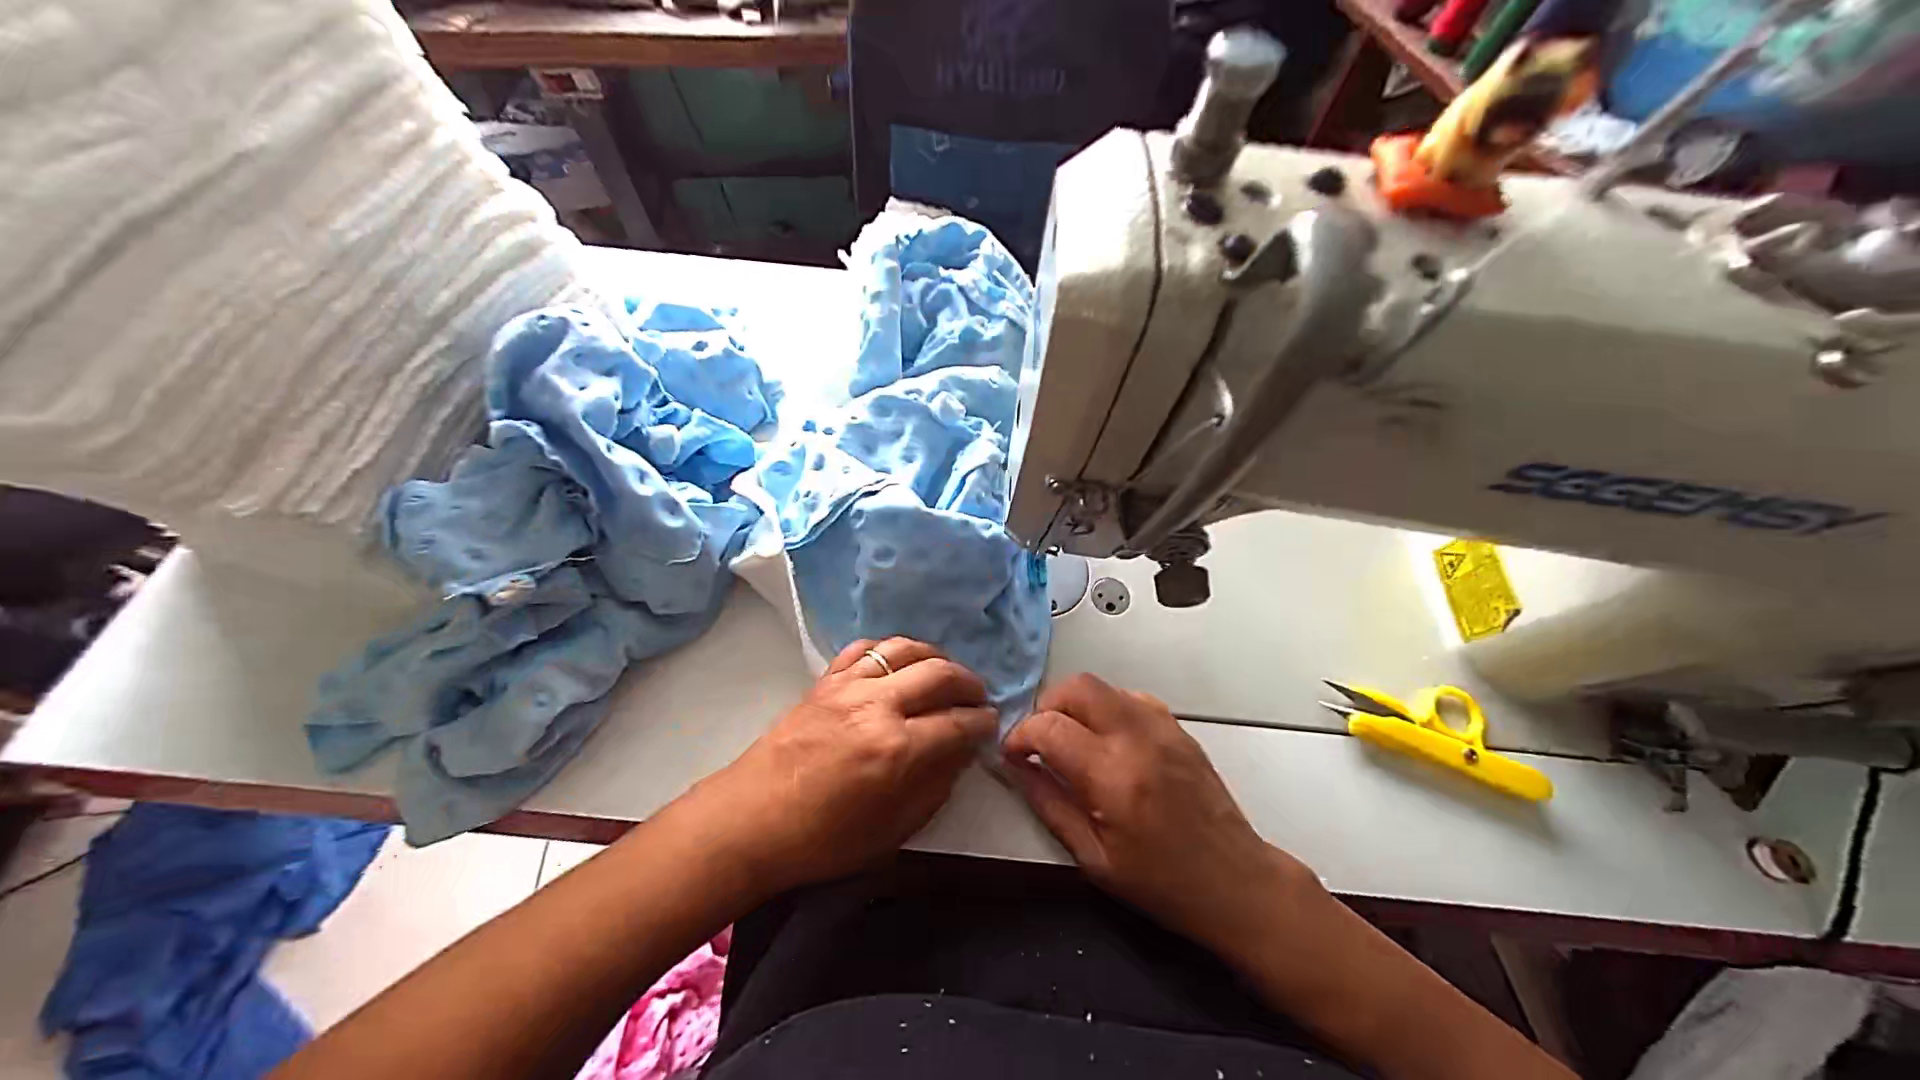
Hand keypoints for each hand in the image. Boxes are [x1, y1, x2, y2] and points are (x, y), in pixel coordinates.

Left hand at [671, 637, 996, 895]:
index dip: (982, 722)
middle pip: (939, 674)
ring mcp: (848, 686)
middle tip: (977, 697)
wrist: (750, 821)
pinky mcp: (824, 681)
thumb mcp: (892, 830)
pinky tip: (898, 664)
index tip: (990, 724)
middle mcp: (877, 706)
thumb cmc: (822, 839)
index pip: (958, 722)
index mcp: (897, 749)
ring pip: (904, 649)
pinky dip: (890, 650)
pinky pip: (864, 649)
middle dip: (969, 683)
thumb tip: (959, 753)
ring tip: (944, 673)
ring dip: (935, 656)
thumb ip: (934, 787)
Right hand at [1004, 674, 1308, 948]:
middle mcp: (1138, 740)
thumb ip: (1049, 804)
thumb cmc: (1161, 883)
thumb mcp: (1093, 858)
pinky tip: (1107, 740)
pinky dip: (1107, 708)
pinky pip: (1131, 697)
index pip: (1049, 727)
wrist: (1236, 882)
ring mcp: (1163, 729)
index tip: (1014, 755)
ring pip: (1103, 686)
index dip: (1020, 736)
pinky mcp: (1178, 729)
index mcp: (1113, 777)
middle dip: (1047, 706)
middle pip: (1077, 687)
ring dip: (1076, 705)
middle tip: (1040, 740)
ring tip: (1072, 740)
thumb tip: (1015, 767)